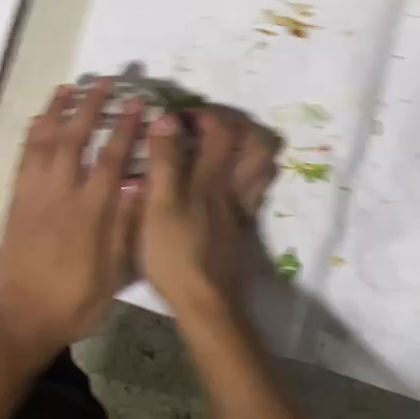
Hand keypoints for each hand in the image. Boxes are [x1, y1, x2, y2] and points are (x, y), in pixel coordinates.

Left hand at [0, 82, 142, 362]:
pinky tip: (39, 119)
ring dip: (58, 110)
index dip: (125, 127)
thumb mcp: (114, 271)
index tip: (138, 102)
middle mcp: (60, 193)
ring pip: (45, 140)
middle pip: (75, 137)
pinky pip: (24, 156)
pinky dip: (33, 133)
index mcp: (90, 211)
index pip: (111, 158)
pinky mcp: (16, 198)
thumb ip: (126, 224)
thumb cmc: (76, 301)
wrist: (22, 316)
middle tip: (106, 81)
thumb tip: (141, 181)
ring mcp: (33, 192)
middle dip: (91, 105)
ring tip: (70, 87)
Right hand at [140, 107, 281, 314]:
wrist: (205, 304)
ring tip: (216, 147)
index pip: (221, 129)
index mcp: (211, 178)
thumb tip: (167, 118)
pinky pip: (254, 189)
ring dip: (245, 147)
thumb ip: (163, 160)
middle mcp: (234, 188)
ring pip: (261, 166)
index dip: (201, 114)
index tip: (176, 117)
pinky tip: (221, 180)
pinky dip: (243, 174)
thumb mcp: (158, 203)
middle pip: (256, 143)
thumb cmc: (174, 253)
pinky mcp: (242, 227)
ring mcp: (242, 209)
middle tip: (205, 125)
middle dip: (235, 124)